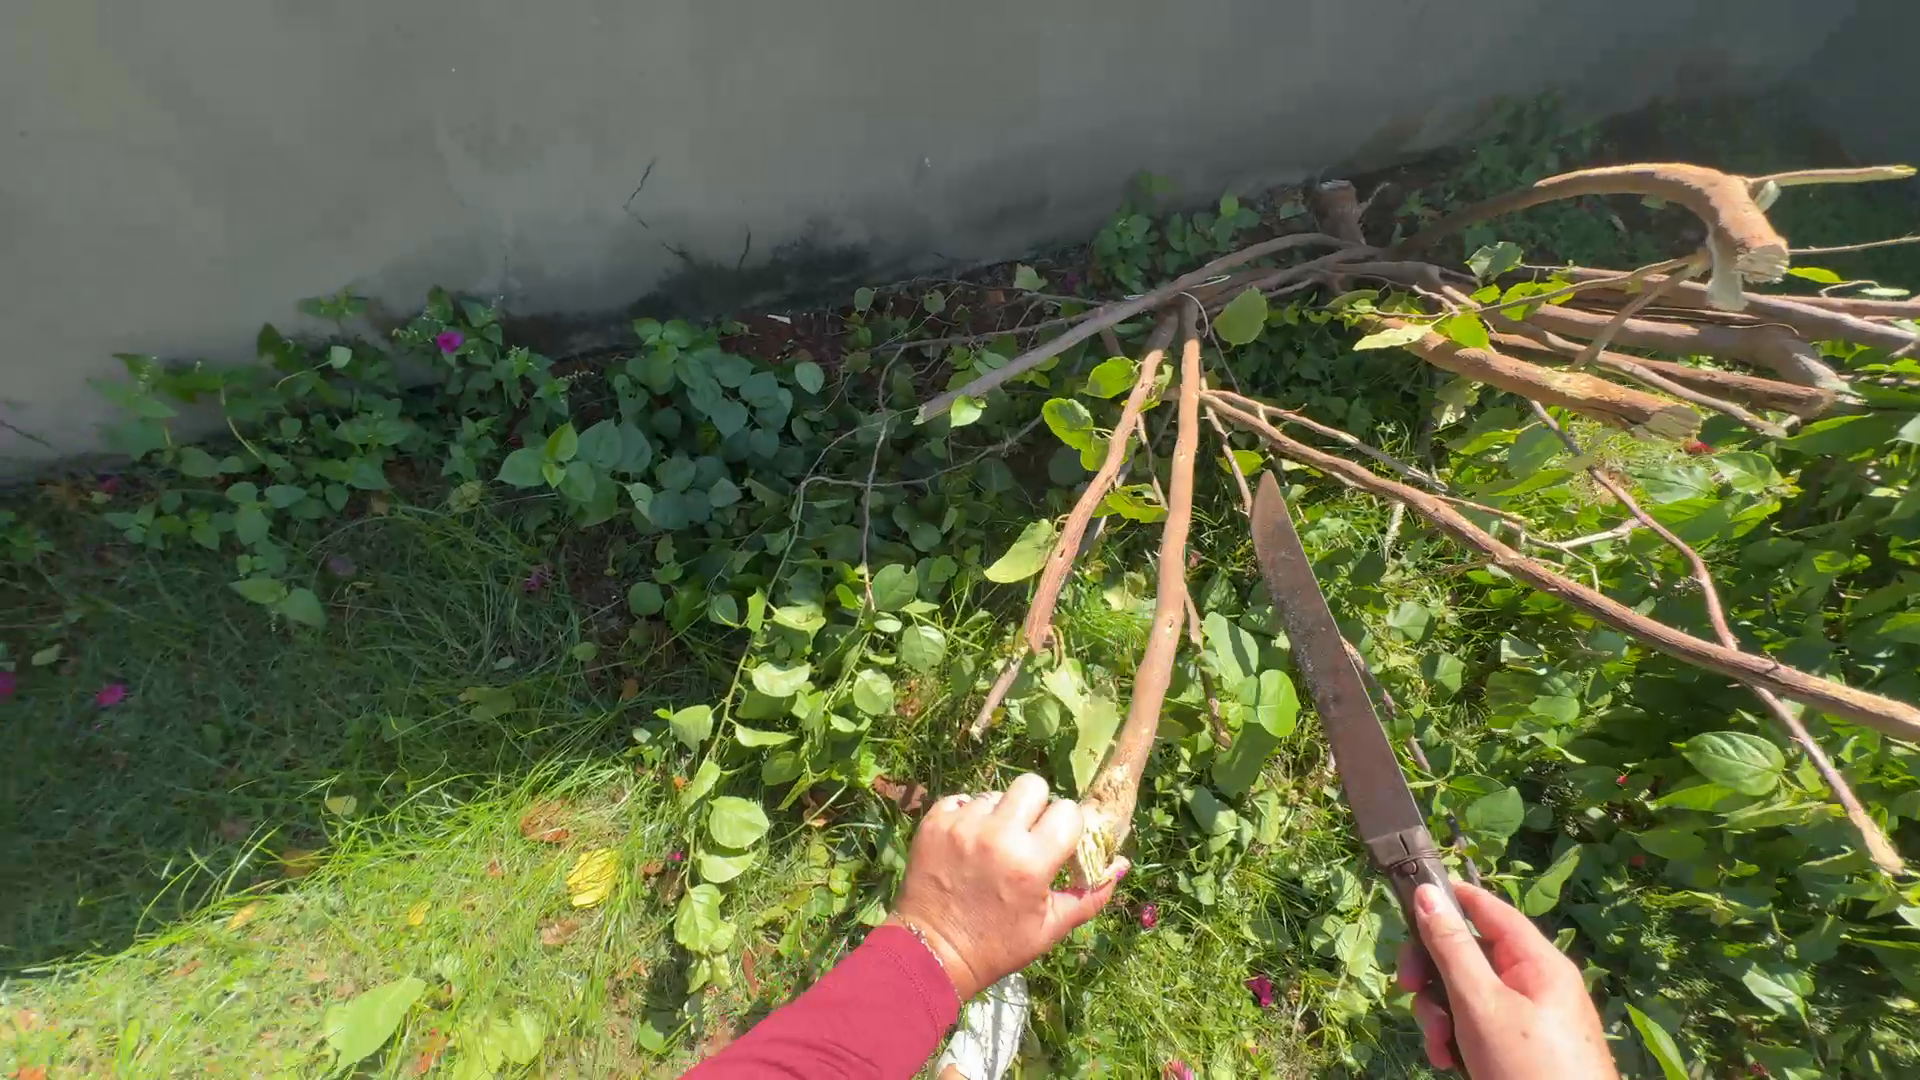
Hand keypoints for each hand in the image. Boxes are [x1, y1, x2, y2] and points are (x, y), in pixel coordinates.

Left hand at [887, 773, 1124, 999]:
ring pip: (996, 793)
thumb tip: (1122, 863)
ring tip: (993, 843)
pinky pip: (963, 800)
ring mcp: (963, 825)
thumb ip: (1091, 894)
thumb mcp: (1050, 927)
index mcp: (1032, 862)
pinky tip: (967, 842)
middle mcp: (998, 835)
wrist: (932, 951)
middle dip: (1036, 806)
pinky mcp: (935, 821)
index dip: (1065, 825)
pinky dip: (968, 816)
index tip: (1056, 842)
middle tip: (1027, 832)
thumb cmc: (998, 945)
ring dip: (1000, 814)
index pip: (1066, 810)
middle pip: (1032, 784)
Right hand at [1397, 881, 1617, 1079]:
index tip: (1403, 906)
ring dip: (1438, 1009)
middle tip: (1407, 986)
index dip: (1445, 899)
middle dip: (1431, 970)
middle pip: (1467, 950)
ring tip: (1436, 1041)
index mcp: (1537, 963)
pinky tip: (1446, 1058)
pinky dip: (1455, 1034)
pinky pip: (1477, 1021)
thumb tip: (1427, 891)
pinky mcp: (1520, 1046)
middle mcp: (1535, 983)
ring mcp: (1529, 1017)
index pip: (1484, 906)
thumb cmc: (1527, 1070)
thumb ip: (1450, 944)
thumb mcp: (1478, 1002)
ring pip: (1465, 988)